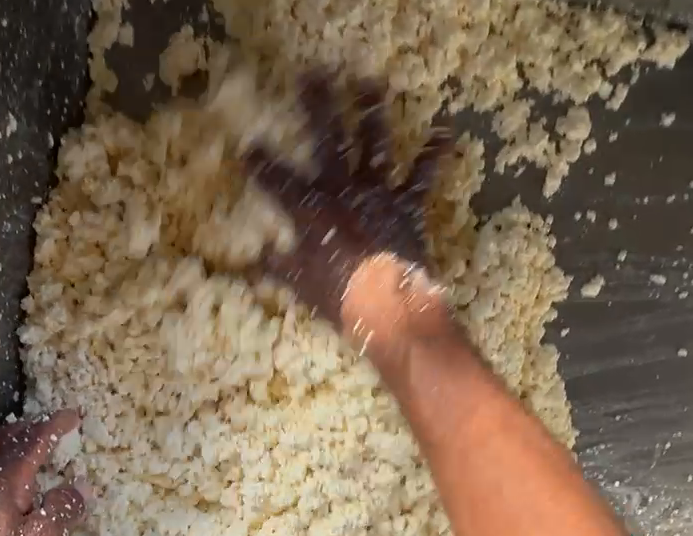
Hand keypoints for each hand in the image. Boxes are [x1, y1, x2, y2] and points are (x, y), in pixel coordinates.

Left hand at [0, 411, 85, 535]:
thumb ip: (64, 508)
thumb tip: (79, 487)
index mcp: (4, 481)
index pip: (33, 442)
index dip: (55, 426)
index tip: (74, 416)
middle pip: (4, 441)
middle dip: (29, 429)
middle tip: (52, 430)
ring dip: (14, 446)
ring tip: (35, 452)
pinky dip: (7, 467)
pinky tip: (18, 488)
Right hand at [244, 73, 452, 339]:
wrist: (387, 304)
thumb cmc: (338, 296)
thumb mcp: (299, 284)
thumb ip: (278, 267)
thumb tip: (256, 262)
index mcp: (310, 208)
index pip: (278, 180)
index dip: (261, 164)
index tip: (248, 148)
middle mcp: (342, 189)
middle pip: (326, 137)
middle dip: (318, 104)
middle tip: (312, 74)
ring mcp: (377, 192)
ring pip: (373, 141)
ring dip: (371, 109)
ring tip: (369, 82)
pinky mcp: (406, 203)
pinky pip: (422, 174)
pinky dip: (434, 152)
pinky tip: (444, 130)